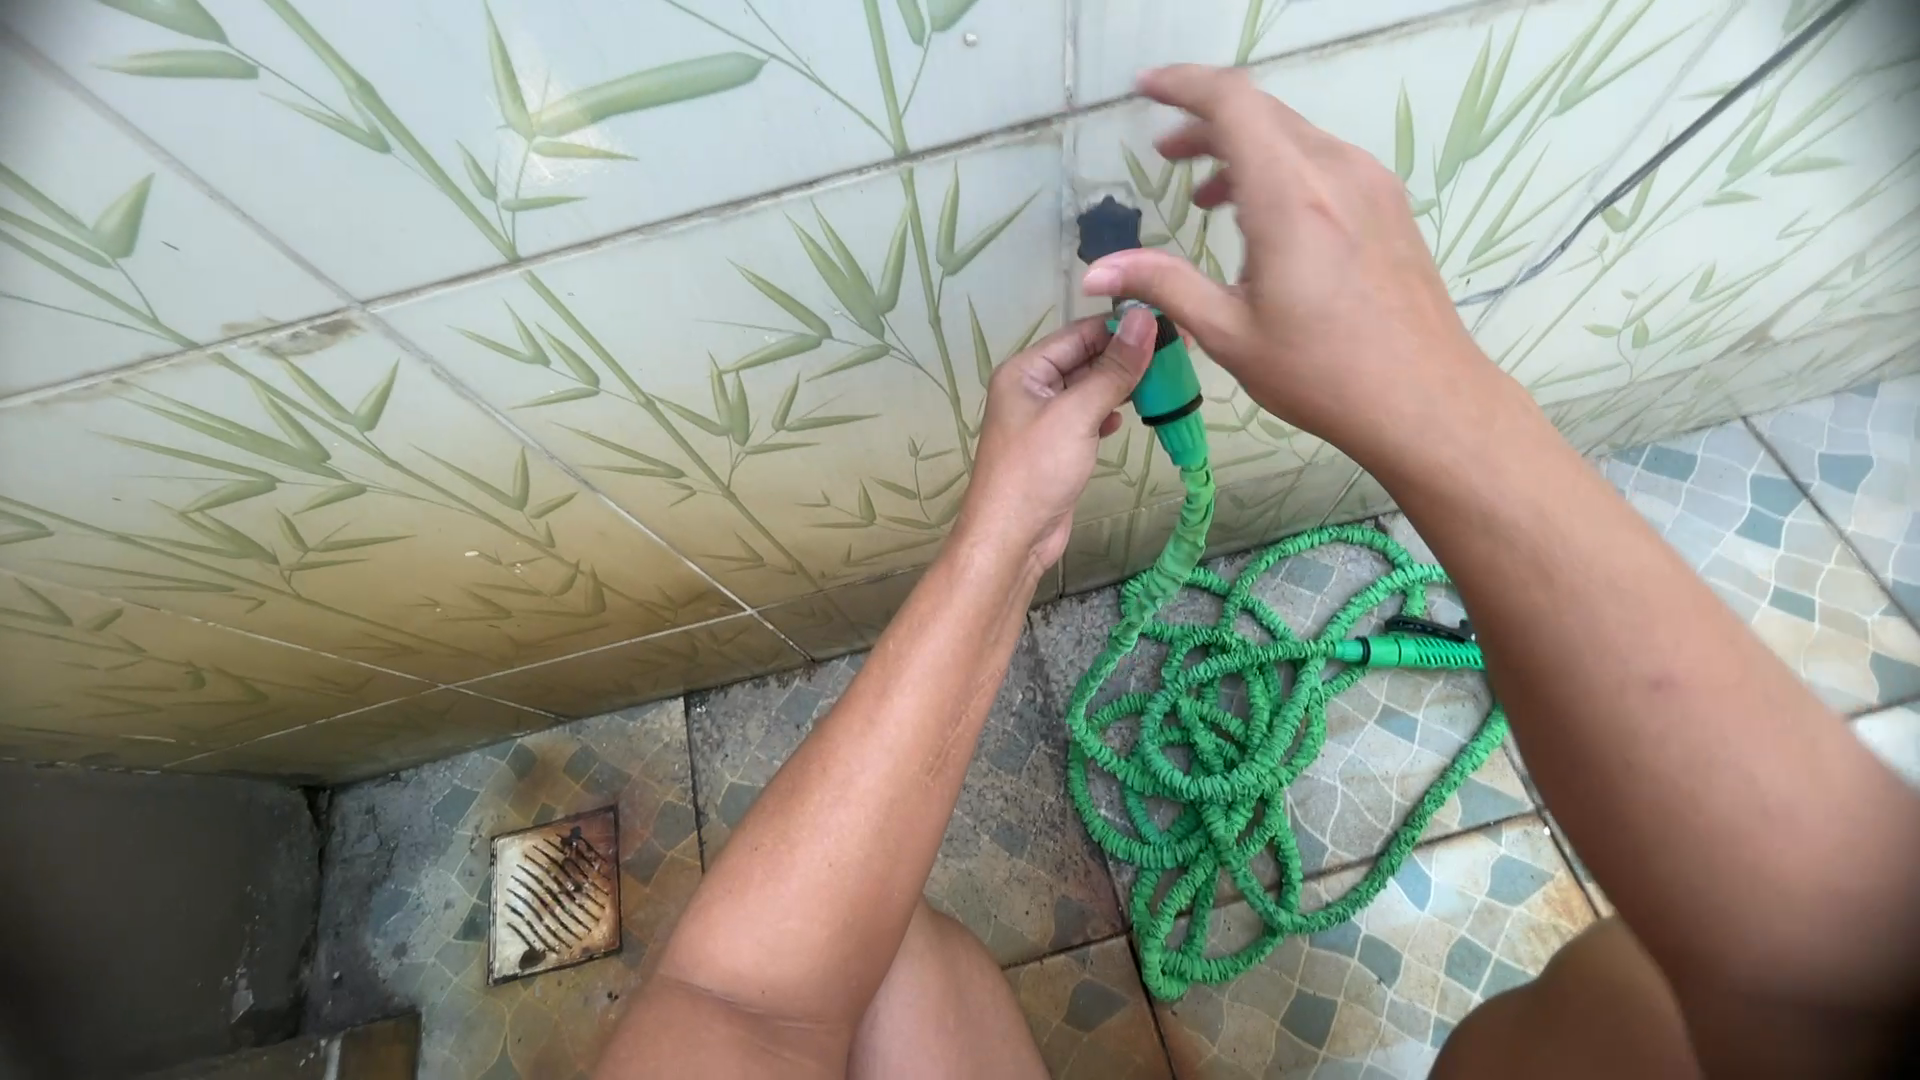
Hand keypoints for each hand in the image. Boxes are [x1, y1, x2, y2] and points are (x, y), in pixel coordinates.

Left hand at [954, 308, 1155, 572]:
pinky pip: (1088, 418)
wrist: (1012, 537)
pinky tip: (1128, 417)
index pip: (1079, 334)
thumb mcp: (1077, 414)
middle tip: (1178, 353)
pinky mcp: (1057, 447)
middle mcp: (1031, 389)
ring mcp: (1044, 420)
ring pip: (1089, 390)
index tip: (1169, 323)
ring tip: (1164, 381)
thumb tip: (1144, 318)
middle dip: (1126, 357)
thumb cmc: (1037, 470)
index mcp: (1025, 370)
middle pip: (1085, 359)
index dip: (1121, 327)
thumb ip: (1113, 368)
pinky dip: (1109, 414)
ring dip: (1121, 386)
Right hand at [1080, 65, 1515, 473]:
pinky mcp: (1387, 204)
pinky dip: (1279, 171)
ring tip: (1204, 198)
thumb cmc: (1318, 372)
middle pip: (1262, 114)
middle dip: (1205, 125)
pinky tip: (1261, 221)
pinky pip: (1323, 163)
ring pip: (1294, 137)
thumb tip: (1097, 271)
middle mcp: (1335, 171)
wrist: (1421, 397)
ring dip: (1242, 152)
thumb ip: (1163, 285)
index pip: (1232, 103)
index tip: (1144, 89)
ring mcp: (1370, 183)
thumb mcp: (1227, 332)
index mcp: (1289, 197)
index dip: (1182, 86)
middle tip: (1165, 156)